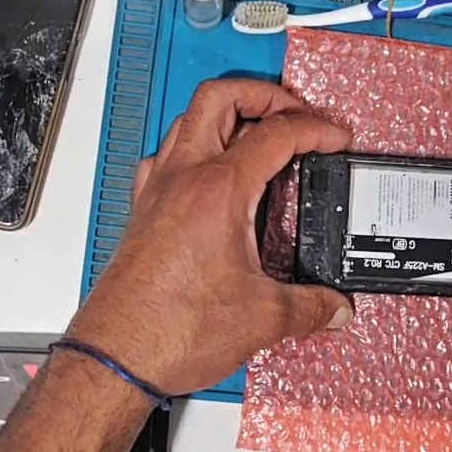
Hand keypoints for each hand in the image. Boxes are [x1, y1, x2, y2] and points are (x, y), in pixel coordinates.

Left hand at [66, 79, 354, 394]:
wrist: (116, 357)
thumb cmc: (168, 331)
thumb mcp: (262, 318)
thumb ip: (310, 307)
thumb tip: (335, 307)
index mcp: (218, 191)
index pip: (276, 133)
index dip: (316, 128)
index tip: (335, 139)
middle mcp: (183, 179)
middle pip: (221, 96)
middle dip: (265, 93)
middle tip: (294, 113)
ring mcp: (158, 190)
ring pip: (189, 118)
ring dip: (228, 114)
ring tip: (258, 132)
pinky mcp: (144, 210)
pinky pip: (166, 154)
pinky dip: (195, 147)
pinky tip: (210, 172)